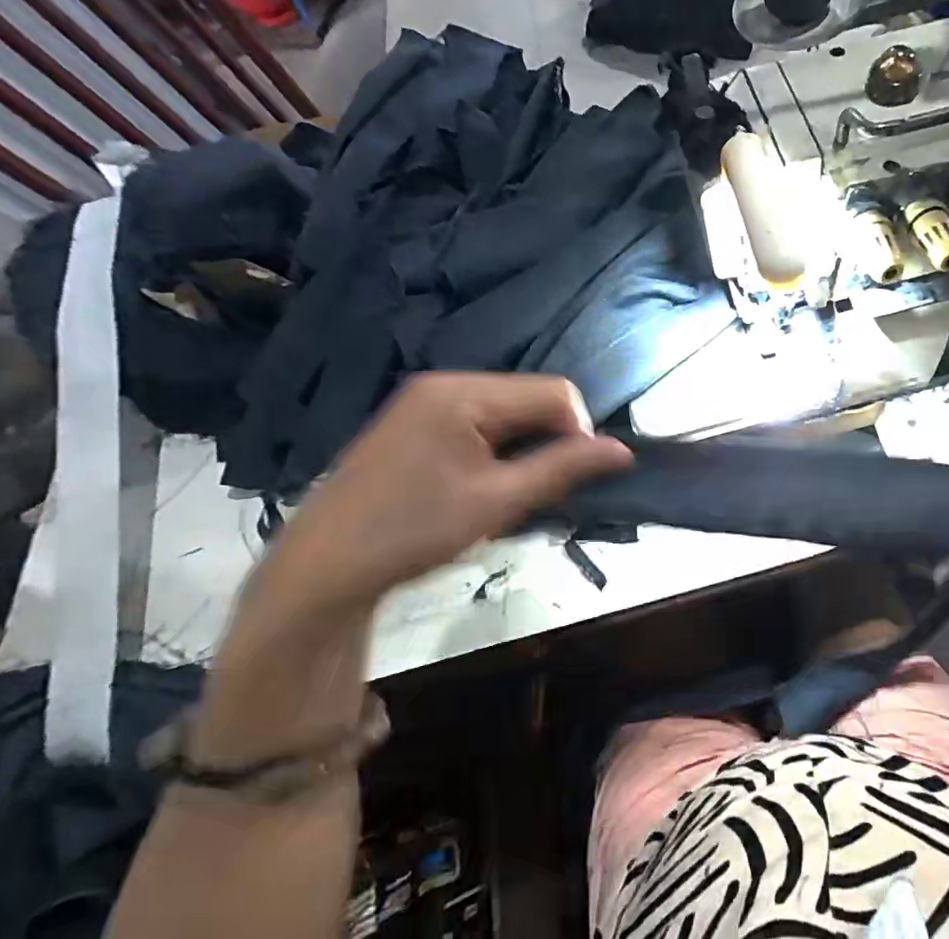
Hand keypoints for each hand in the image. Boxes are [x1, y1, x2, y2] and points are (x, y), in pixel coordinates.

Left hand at [267, 373, 633, 605]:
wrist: (325, 566)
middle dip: (547, 442)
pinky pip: (479, 422)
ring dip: (523, 449)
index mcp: (463, 392)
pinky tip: (480, 486)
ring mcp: (426, 400)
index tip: (569, 481)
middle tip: (534, 494)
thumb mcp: (498, 503)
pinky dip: (496, 451)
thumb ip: (564, 469)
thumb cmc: (413, 533)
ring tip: (506, 495)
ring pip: (508, 413)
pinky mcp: (416, 420)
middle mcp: (445, 383)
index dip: (578, 433)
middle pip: (530, 399)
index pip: (555, 392)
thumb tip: (622, 450)